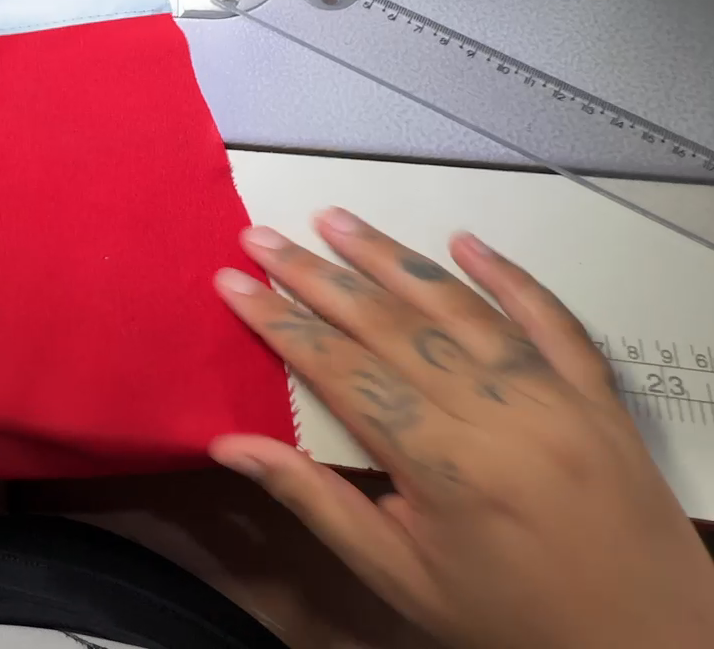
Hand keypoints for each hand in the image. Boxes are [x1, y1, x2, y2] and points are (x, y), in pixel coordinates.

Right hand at [211, 209, 713, 648]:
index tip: (229, 282)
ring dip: (390, 257)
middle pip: (392, 326)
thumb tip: (224, 444)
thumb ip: (312, 499)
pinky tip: (465, 240)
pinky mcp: (602, 402)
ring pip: (462, 310)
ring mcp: (563, 403)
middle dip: (315, 276)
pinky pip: (556, 324)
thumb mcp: (397, 577)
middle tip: (260, 236)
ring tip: (332, 218)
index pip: (342, 370)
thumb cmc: (511, 621)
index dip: (278, 322)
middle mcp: (508, 420)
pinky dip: (511, 277)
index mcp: (450, 467)